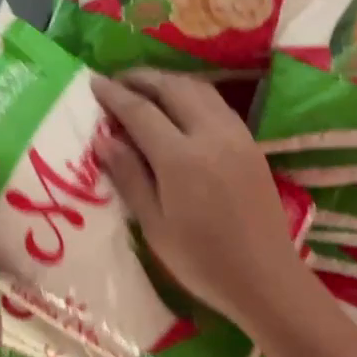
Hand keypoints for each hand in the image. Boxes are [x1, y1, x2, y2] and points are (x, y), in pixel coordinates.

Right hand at [91, 70, 315, 333]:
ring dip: (170, 82)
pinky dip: (193, 95)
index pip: (140, 111)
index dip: (114, 95)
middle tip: (117, 81)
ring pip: (200, 90)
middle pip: (173, 88)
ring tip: (147, 90)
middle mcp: (210, 135)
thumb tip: (104, 139)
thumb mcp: (154, 226)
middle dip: (142, 79)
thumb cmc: (201, 261)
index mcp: (180, 158)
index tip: (93, 83)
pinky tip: (181, 108)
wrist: (263, 277)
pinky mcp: (252, 144)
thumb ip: (130, 177)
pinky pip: (218, 105)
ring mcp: (236, 136)